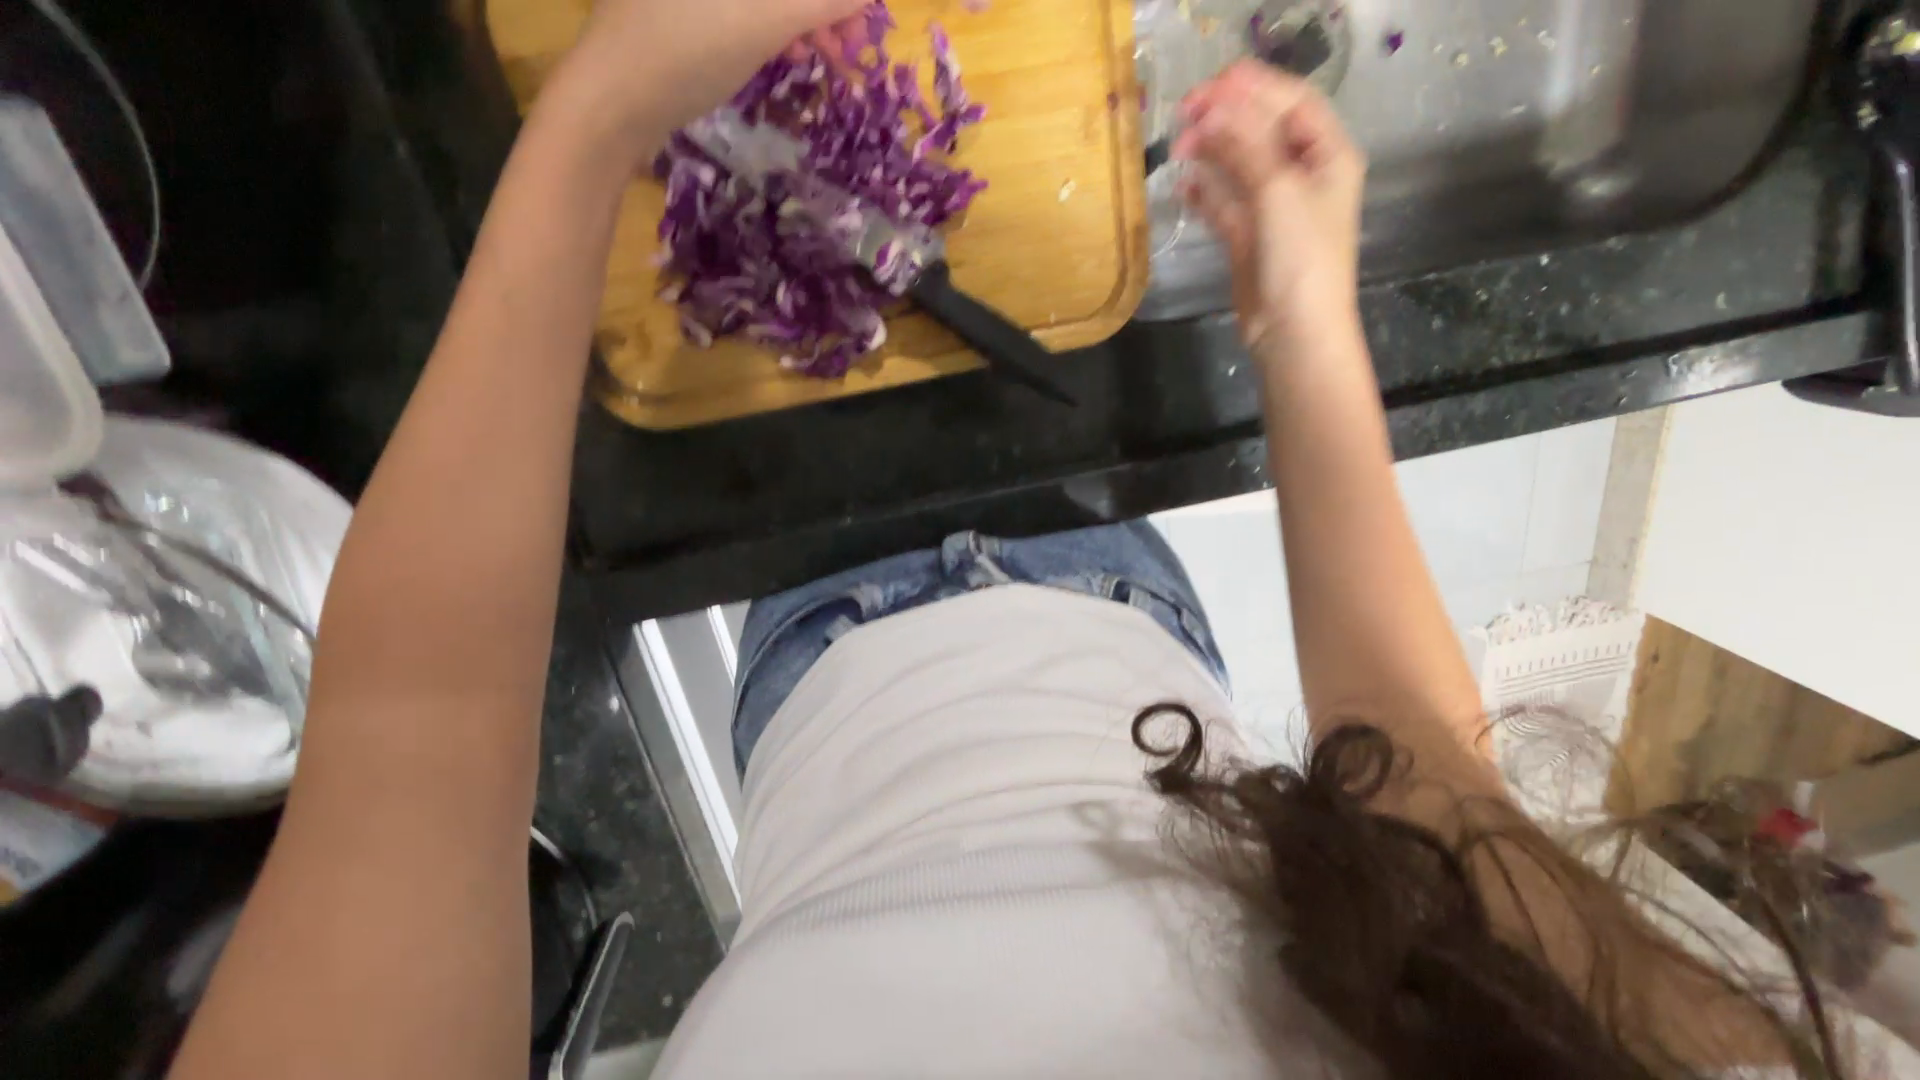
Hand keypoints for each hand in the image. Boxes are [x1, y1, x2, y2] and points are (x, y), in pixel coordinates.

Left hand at [542, 0, 872, 162]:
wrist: (609, 104)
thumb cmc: (686, 51)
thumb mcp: (765, 21)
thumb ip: (822, 1)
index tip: (865, 20)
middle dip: (822, 6)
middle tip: (852, 48)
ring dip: (804, 19)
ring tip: (827, 57)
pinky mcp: (682, 12)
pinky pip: (745, 9)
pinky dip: (775, 26)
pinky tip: (790, 52)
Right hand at [1172, 61, 1365, 349]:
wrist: (1294, 331)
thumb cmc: (1301, 258)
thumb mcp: (1279, 191)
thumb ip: (1246, 147)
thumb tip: (1210, 112)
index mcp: (1327, 155)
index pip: (1291, 103)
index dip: (1252, 88)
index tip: (1208, 87)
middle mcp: (1303, 175)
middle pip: (1262, 130)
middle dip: (1225, 118)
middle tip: (1183, 115)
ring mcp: (1274, 207)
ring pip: (1239, 165)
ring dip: (1211, 152)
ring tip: (1179, 148)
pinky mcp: (1249, 237)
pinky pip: (1224, 203)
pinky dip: (1205, 192)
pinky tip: (1183, 184)